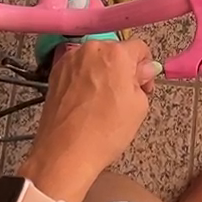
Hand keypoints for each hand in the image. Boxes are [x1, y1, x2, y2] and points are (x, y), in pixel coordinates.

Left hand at [20, 38, 155, 200]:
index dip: (145, 69)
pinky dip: (84, 79)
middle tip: (123, 96)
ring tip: (101, 102)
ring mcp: (72, 59)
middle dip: (122, 70)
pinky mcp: (56, 72)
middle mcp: (93, 49)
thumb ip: (143, 80)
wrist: (65, 152)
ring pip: (96, 59)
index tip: (143, 85)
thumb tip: (145, 69)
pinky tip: (85, 102)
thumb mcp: (139, 107)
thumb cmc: (103, 132)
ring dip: (102, 73)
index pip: (140, 48)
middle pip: (116, 52)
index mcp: (117, 54)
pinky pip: (78, 68)